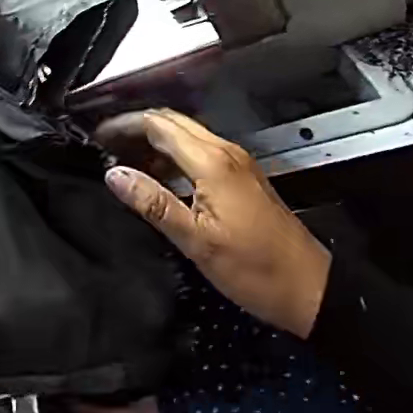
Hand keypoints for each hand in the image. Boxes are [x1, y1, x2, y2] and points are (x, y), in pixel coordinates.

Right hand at [98, 109, 330, 337]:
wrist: (314, 290)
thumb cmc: (255, 269)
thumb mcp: (197, 241)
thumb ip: (153, 203)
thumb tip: (113, 175)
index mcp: (211, 161)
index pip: (158, 125)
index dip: (124, 126)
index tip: (97, 136)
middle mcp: (225, 151)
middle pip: (171, 122)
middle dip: (135, 127)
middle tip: (106, 144)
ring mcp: (236, 162)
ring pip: (185, 134)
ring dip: (153, 140)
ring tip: (124, 158)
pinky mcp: (242, 175)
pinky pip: (198, 149)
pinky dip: (172, 153)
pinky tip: (158, 175)